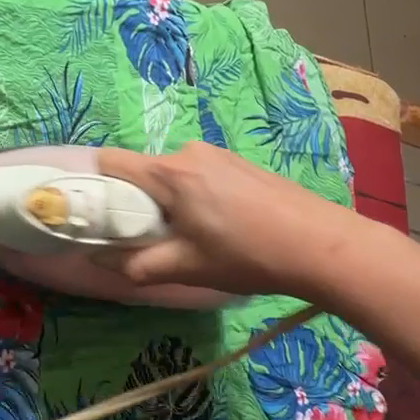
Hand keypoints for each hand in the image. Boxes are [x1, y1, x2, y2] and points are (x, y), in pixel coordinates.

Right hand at [96, 142, 370, 298]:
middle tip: (156, 237)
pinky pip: (199, 172)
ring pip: (172, 173)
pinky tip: (225, 225)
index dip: (96, 183)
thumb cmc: (248, 256)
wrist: (324, 245)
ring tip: (197, 236)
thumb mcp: (188, 268)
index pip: (109, 160)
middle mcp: (186, 151)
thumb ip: (136, 264)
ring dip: (171, 200)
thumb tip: (95, 257)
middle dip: (139, 201)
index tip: (100, 213)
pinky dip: (197, 195)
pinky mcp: (238, 161)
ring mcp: (216, 152)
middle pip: (142, 170)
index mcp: (167, 173)